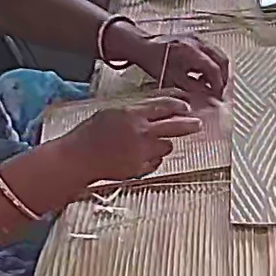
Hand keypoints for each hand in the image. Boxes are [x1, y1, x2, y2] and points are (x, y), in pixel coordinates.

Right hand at [63, 92, 201, 184]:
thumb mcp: (112, 113)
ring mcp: (143, 152)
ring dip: (162, 144)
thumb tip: (157, 112)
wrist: (78, 158)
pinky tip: (135, 156)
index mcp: (132, 115)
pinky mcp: (141, 168)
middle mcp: (141, 133)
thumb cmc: (90, 134)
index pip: (164, 107)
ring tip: (145, 144)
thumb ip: (136, 113)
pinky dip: (152, 158)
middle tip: (197, 124)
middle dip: (190, 125)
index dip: (178, 107)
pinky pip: (156, 162)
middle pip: (176, 127)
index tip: (187, 108)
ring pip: (167, 146)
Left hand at [127, 34, 229, 102]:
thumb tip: (208, 94)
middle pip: (222, 61)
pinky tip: (204, 73)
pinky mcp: (195, 39)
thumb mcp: (174, 80)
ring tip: (211, 83)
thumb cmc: (154, 60)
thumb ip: (194, 88)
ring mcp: (197, 39)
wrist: (143, 46)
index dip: (218, 85)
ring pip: (219, 55)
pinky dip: (214, 64)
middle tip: (218, 90)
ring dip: (219, 71)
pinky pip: (212, 52)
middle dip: (222, 78)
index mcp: (192, 52)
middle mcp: (197, 43)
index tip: (217, 95)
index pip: (215, 70)